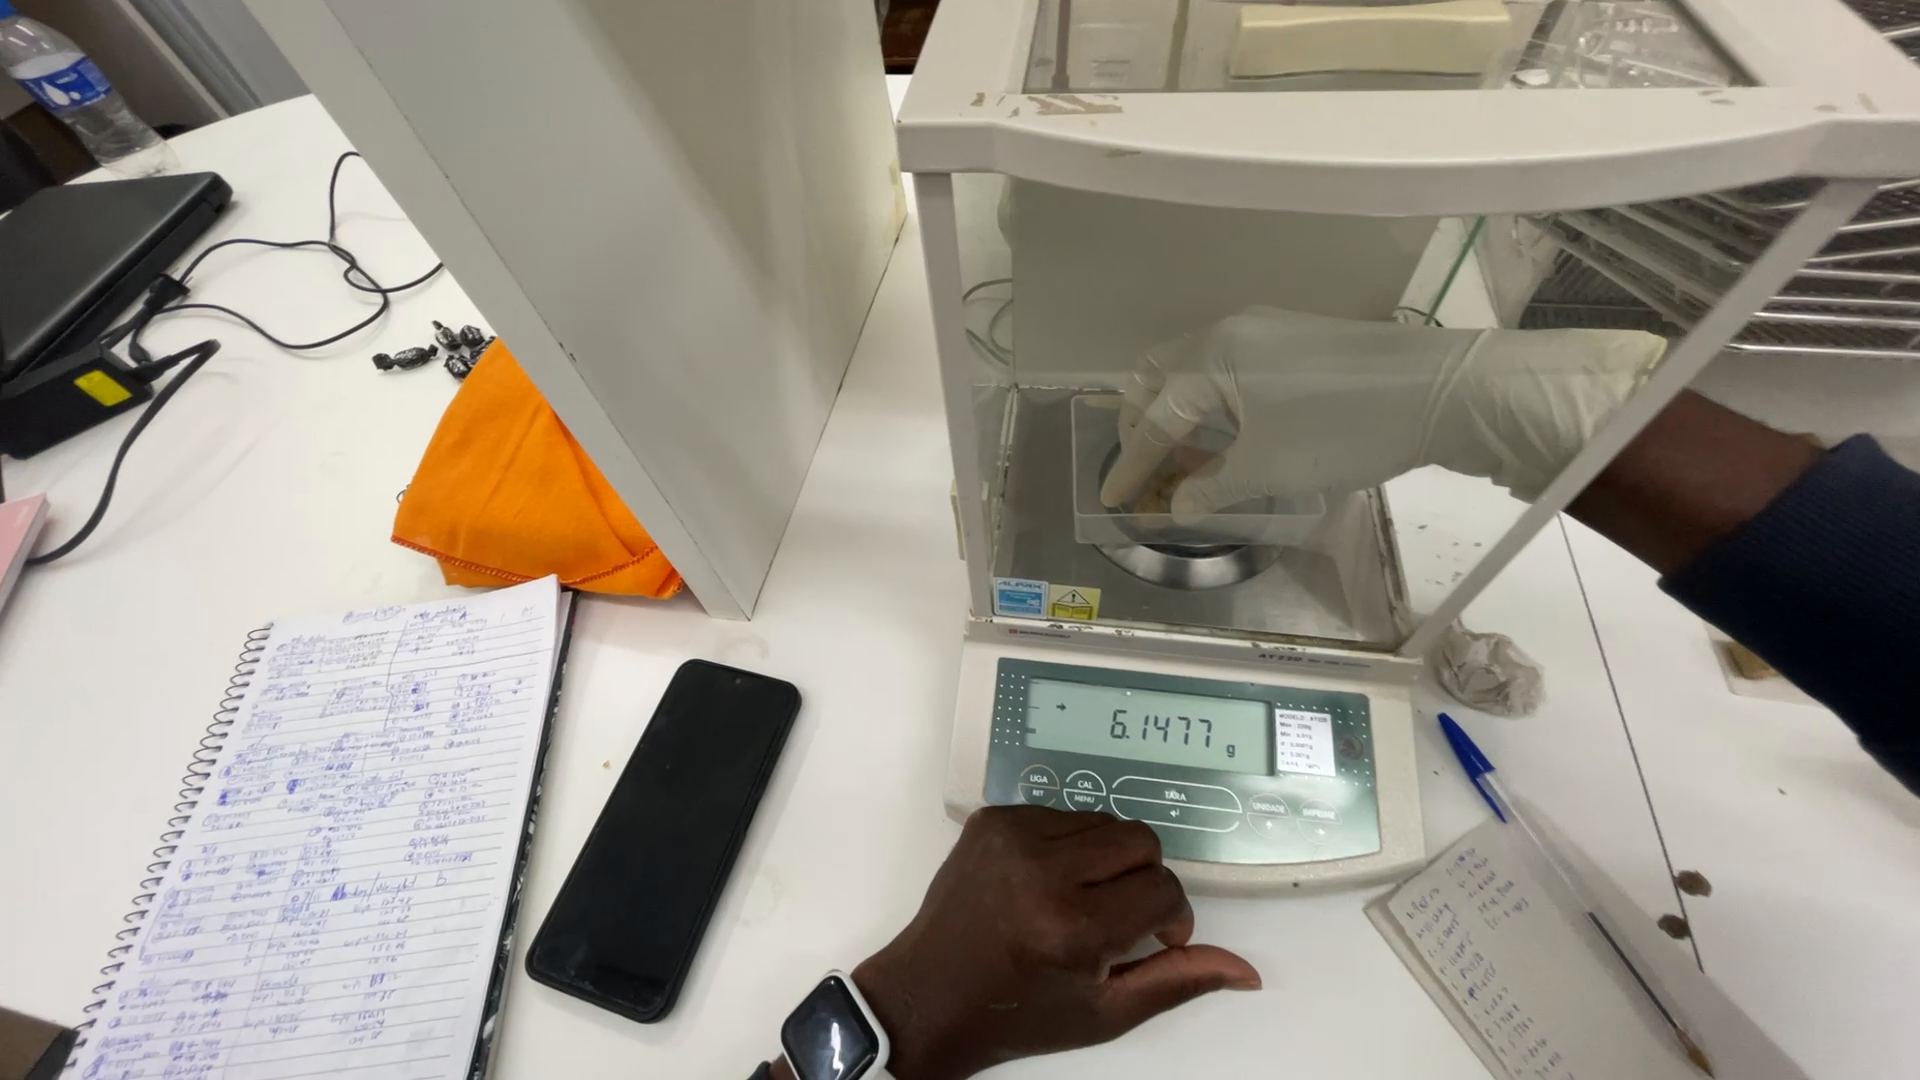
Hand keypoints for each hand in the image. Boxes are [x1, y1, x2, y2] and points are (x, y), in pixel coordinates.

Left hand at [847, 806, 1258, 1079]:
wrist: (932, 992)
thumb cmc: (1020, 1011)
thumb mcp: (1105, 1011)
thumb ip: (1177, 979)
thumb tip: (1244, 970)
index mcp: (1071, 925)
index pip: (1162, 888)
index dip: (1171, 914)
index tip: (1155, 933)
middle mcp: (1041, 868)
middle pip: (1138, 838)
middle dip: (1143, 875)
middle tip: (1120, 912)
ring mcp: (1011, 834)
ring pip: (1101, 820)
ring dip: (1105, 857)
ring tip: (1081, 897)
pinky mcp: (992, 817)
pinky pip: (1059, 812)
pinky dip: (1067, 843)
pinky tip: (1049, 879)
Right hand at [1098, 307, 1665, 519]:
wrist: (1449, 391)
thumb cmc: (1345, 428)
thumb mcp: (1270, 468)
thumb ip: (1211, 488)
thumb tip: (1176, 508)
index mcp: (1212, 358)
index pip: (1154, 418)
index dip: (1131, 465)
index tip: (1111, 499)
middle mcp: (1227, 332)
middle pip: (1158, 377)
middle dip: (1141, 426)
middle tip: (1145, 468)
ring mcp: (1261, 330)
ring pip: (1191, 370)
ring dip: (1175, 413)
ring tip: (1183, 456)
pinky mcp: (1289, 339)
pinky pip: (1224, 368)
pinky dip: (1208, 402)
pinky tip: (1225, 432)